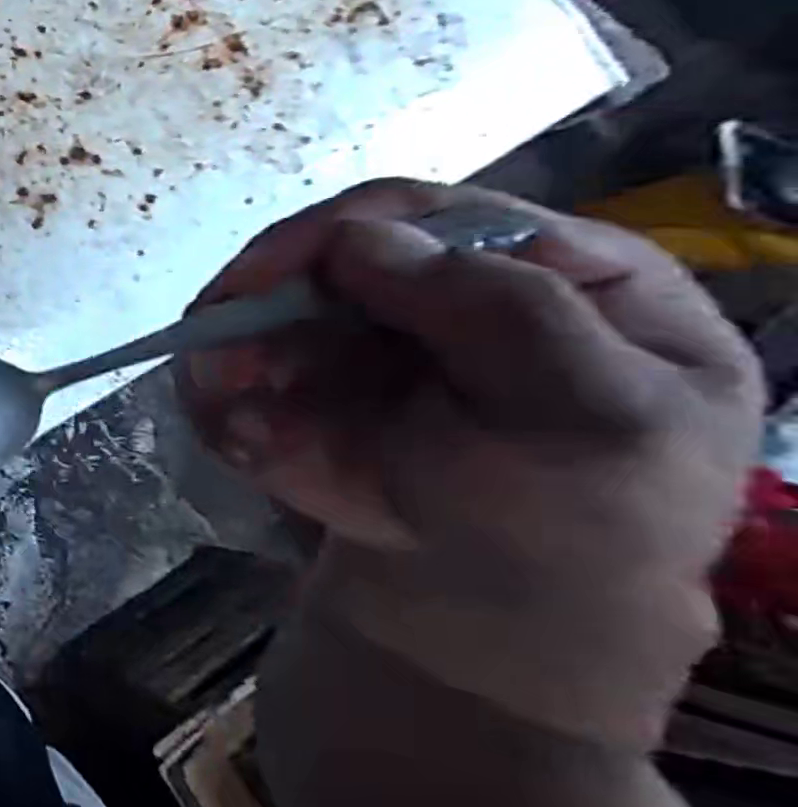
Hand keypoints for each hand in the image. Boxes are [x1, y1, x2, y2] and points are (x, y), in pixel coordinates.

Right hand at [182, 180, 764, 746]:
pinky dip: (215, 397)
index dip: (336, 233)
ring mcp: (351, 323)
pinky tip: (239, 440)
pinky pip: (228, 363)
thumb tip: (354, 237)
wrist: (485, 595)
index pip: (424, 211)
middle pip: (317, 249)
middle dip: (258, 298)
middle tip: (218, 354)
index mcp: (539, 266)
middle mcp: (429, 280)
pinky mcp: (293, 367)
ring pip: (257, 305)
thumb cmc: (570, 513)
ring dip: (226, 353)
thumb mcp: (591, 416)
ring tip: (230, 416)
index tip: (265, 278)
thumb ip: (506, 314)